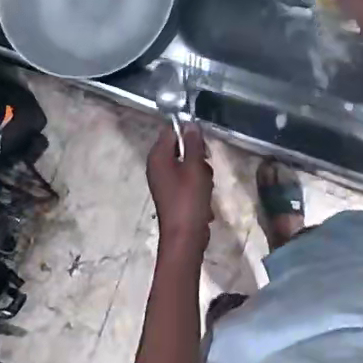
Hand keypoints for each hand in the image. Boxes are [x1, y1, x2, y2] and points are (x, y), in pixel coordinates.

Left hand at [146, 123, 212, 258]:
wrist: (184, 238)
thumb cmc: (189, 200)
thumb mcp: (195, 167)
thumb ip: (193, 144)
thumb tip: (190, 124)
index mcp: (157, 157)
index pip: (171, 131)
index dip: (188, 133)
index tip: (204, 144)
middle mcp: (156, 166)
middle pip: (179, 148)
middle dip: (197, 156)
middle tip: (206, 167)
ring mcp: (163, 181)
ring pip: (186, 165)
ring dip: (200, 173)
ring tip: (206, 186)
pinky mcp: (172, 194)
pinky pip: (186, 181)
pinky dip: (197, 186)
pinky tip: (204, 198)